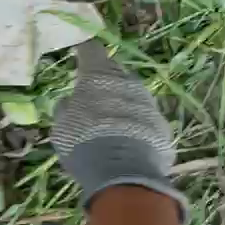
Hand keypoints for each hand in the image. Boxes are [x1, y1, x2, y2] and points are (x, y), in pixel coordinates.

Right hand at [50, 42, 186, 220]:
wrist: (125, 173)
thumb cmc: (84, 143)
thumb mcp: (62, 126)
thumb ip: (65, 109)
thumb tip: (68, 102)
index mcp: (99, 74)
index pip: (91, 50)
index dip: (83, 52)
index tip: (78, 54)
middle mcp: (127, 80)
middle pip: (114, 71)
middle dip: (104, 79)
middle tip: (93, 93)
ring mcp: (148, 101)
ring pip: (132, 93)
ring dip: (121, 101)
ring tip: (110, 121)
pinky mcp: (162, 124)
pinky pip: (145, 117)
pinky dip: (136, 123)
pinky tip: (128, 139)